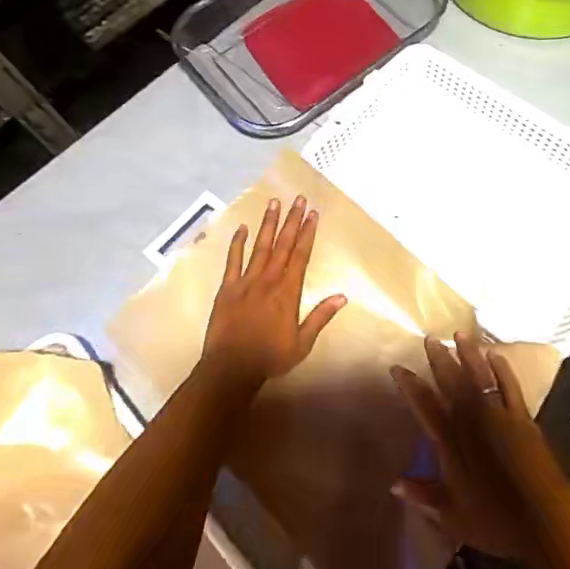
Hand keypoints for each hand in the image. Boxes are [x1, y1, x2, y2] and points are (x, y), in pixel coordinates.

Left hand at [202, 197, 346, 385]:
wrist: (230, 369)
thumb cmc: (269, 357)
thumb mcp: (302, 342)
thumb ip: (320, 317)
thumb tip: (342, 297)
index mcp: (288, 291)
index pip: (301, 255)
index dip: (308, 233)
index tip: (313, 214)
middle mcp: (269, 280)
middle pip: (283, 244)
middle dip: (292, 220)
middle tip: (299, 199)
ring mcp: (246, 282)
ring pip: (260, 247)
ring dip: (268, 224)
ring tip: (274, 203)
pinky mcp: (226, 289)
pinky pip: (232, 261)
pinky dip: (237, 243)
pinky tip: (242, 228)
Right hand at [390, 334, 563, 560]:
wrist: (544, 516)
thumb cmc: (496, 521)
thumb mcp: (453, 518)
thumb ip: (425, 496)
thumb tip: (395, 484)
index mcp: (452, 445)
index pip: (426, 409)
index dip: (411, 387)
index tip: (399, 367)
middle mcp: (474, 423)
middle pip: (453, 385)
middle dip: (439, 361)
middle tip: (429, 339)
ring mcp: (500, 416)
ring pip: (480, 378)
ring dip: (469, 355)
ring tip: (459, 334)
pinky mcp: (523, 417)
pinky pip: (510, 386)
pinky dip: (502, 369)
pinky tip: (495, 354)